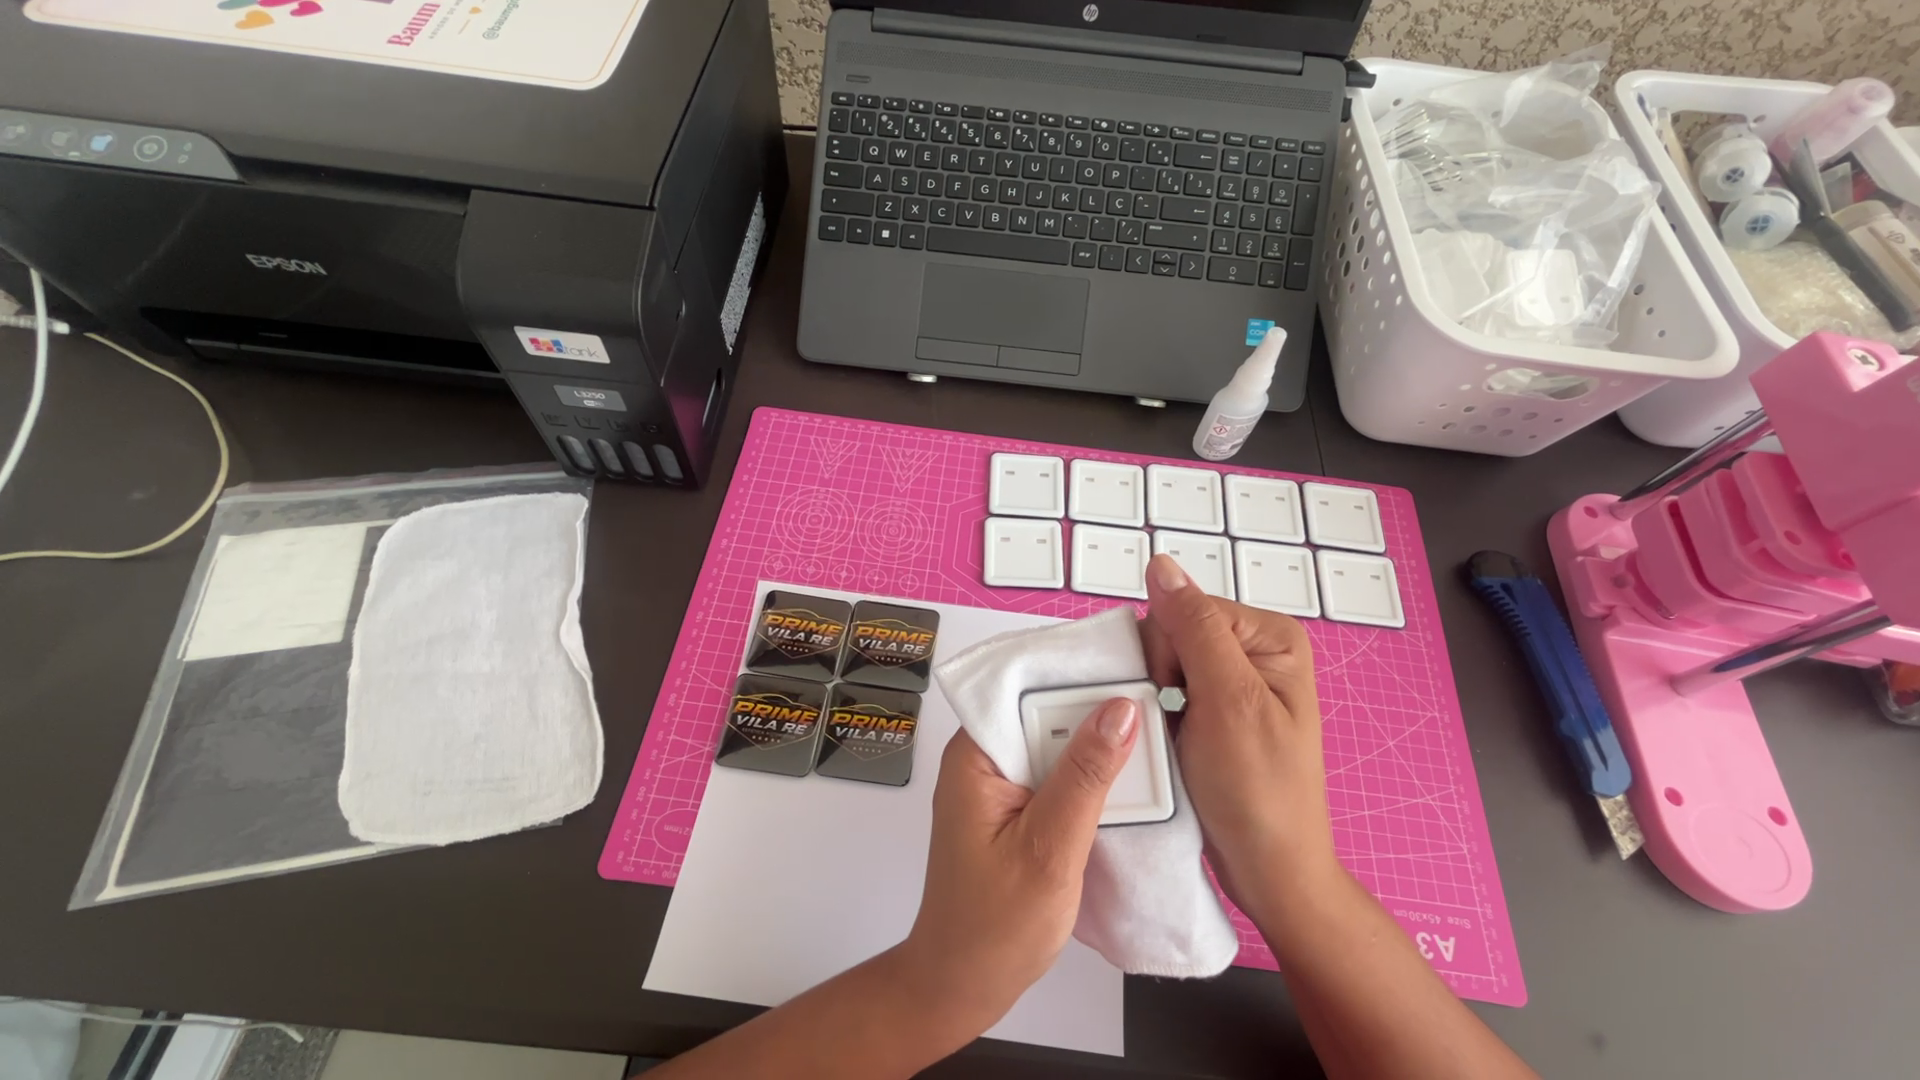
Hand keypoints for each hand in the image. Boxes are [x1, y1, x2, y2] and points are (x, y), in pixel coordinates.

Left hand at [898, 703, 1138, 1031]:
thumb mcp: (1048, 847)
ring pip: (1056, 746)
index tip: (1130, 668)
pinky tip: (1129, 783)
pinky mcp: (1018, 811)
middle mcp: (983, 760)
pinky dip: (1091, 781)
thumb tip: (1121, 708)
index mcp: (974, 756)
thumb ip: (1084, 776)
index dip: (1075, 678)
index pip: (1024, 691)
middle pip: (1044, 715)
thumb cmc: (995, 926)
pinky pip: (1058, 778)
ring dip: (1099, 750)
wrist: (964, 986)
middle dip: (1095, 713)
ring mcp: (1000, 786)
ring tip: (1154, 739)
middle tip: (1155, 705)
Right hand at [1140, 554, 1338, 920]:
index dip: (1169, 650)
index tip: (1179, 699)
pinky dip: (1157, 713)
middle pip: (1173, 632)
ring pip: (1162, 662)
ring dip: (1154, 697)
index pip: (1188, 608)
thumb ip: (1195, 628)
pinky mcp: (1212, 710)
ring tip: (1175, 735)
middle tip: (1179, 721)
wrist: (1266, 868)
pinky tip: (1171, 739)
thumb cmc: (1257, 790)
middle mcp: (1253, 651)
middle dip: (1161, 675)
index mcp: (1270, 637)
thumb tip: (1161, 564)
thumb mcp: (1229, 701)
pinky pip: (1165, 690)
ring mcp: (1232, 682)